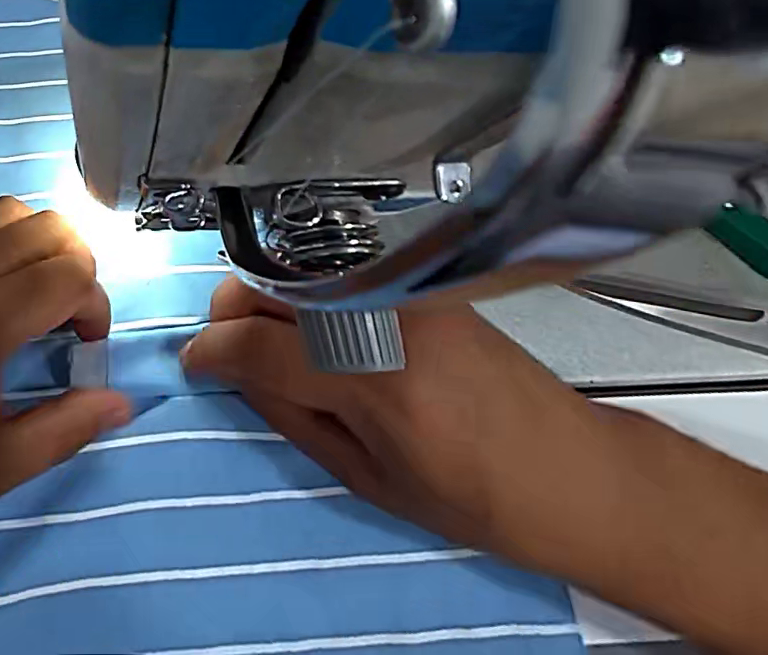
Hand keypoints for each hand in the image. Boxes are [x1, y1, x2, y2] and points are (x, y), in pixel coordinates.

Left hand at [0, 198, 133, 623]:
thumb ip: (66, 428)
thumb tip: (123, 400)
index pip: (73, 273)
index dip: (96, 306)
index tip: (85, 349)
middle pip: (50, 227)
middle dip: (78, 266)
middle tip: (67, 320)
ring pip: (10, 211)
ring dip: (41, 243)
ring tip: (35, 297)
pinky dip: (4, 241)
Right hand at [181, 278, 610, 561]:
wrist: (573, 469)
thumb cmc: (474, 498)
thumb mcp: (366, 479)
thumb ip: (287, 415)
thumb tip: (234, 375)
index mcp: (369, 378)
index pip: (255, 343)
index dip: (211, 351)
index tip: (194, 362)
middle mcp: (379, 314)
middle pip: (264, 283)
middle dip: (229, 314)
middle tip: (229, 351)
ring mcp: (399, 289)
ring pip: (291, 269)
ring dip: (261, 299)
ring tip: (269, 341)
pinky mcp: (413, 281)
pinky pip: (331, 273)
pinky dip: (301, 294)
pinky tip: (314, 329)